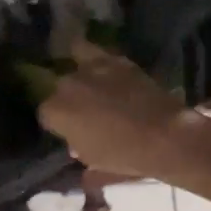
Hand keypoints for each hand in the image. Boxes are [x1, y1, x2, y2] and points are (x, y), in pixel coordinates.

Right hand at [36, 44, 206, 179]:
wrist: (164, 135)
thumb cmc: (125, 155)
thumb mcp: (93, 159)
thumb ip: (76, 146)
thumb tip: (75, 141)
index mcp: (56, 111)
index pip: (45, 114)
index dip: (58, 123)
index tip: (70, 130)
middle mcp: (66, 85)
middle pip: (58, 88)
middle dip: (68, 99)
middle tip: (84, 111)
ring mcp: (89, 68)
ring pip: (73, 64)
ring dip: (78, 76)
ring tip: (87, 83)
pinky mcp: (113, 59)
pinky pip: (92, 50)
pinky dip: (90, 55)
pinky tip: (96, 63)